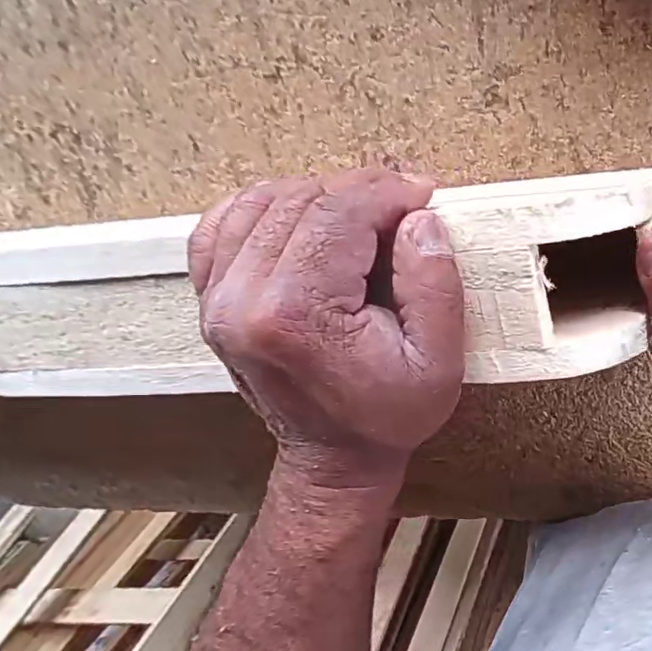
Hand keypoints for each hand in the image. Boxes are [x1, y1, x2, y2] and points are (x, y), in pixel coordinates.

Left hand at [191, 169, 464, 489]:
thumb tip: (420, 220)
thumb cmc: (385, 419)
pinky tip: (302, 222)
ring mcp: (217, 299)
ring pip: (264, 201)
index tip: (422, 193)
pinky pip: (225, 223)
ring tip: (361, 220)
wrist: (333, 459)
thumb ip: (435, 287)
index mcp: (296, 314)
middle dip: (360, 192)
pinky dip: (266, 208)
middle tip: (400, 210)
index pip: (339, 213)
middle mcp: (242, 300)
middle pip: (302, 199)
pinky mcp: (212, 300)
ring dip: (319, 197)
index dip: (387, 191)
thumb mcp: (439, 364)